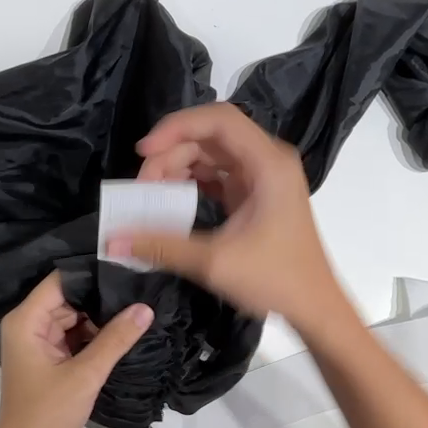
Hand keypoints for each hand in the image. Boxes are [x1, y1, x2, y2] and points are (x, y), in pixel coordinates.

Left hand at [0, 272, 151, 427]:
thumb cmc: (47, 415)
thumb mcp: (85, 376)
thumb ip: (115, 339)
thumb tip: (145, 307)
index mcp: (26, 321)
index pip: (61, 281)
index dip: (93, 275)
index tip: (129, 272)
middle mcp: (27, 324)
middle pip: (68, 298)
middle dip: (101, 298)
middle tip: (142, 293)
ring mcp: (35, 341)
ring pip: (73, 317)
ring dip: (100, 319)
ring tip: (138, 311)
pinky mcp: (45, 357)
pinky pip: (71, 336)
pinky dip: (92, 337)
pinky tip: (121, 334)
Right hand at [107, 104, 353, 336]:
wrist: (314, 307)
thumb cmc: (276, 279)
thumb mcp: (214, 263)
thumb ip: (161, 246)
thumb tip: (113, 240)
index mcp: (268, 164)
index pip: (219, 120)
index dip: (176, 127)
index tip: (143, 152)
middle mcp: (266, 161)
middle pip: (209, 136)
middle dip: (169, 154)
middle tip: (141, 187)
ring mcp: (261, 178)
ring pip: (209, 155)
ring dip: (175, 169)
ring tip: (150, 196)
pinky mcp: (252, 196)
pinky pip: (215, 175)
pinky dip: (188, 184)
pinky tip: (167, 203)